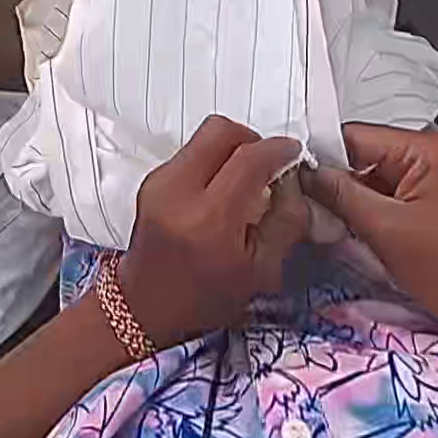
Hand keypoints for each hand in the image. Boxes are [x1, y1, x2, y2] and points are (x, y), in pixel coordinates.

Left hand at [120, 115, 307, 345]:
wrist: (145, 307)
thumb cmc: (206, 297)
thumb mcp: (263, 271)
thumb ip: (287, 219)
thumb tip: (292, 179)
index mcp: (209, 220)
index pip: (250, 158)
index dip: (278, 149)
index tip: (292, 154)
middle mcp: (178, 192)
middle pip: (222, 130)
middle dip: (253, 139)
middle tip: (266, 163)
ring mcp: (159, 182)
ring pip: (205, 136)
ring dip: (232, 148)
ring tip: (244, 179)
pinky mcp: (151, 179)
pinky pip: (192, 151)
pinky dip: (214, 160)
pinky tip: (221, 189)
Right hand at [303, 123, 437, 352]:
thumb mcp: (388, 231)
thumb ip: (342, 195)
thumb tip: (304, 172)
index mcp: (429, 148)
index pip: (357, 136)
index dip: (321, 155)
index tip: (290, 178)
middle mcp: (433, 152)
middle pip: (364, 155)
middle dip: (336, 181)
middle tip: (305, 205)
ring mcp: (435, 176)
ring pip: (372, 177)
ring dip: (350, 199)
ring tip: (325, 221)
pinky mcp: (432, 199)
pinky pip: (388, 194)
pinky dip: (368, 211)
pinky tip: (351, 229)